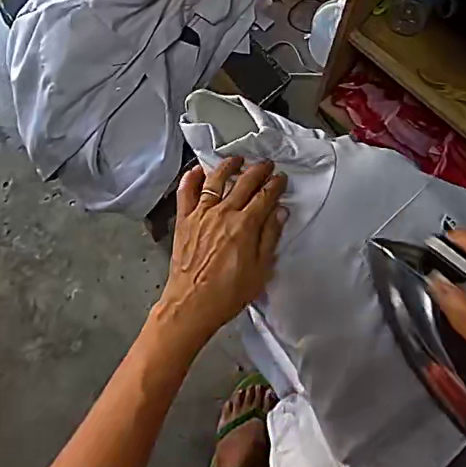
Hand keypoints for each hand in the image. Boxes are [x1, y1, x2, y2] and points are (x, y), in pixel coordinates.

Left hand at [151, 158, 286, 347]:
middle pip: (244, 182)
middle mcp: (224, 214)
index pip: (266, 195)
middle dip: (258, 170)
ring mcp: (201, 215)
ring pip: (216, 180)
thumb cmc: (227, 293)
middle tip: (266, 165)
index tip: (281, 179)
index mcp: (246, 225)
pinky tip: (198, 171)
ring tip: (237, 160)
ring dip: (228, 166)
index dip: (276, 184)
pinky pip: (186, 193)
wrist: (190, 306)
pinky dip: (192, 179)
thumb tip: (280, 213)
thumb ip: (271, 237)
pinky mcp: (184, 221)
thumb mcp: (261, 269)